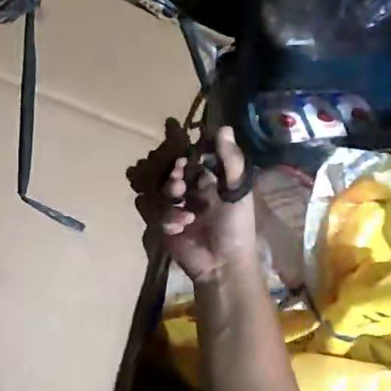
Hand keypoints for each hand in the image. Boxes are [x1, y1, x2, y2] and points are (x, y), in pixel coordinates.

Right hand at [150, 126, 257, 285]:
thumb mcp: (238, 189)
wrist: (223, 263)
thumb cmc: (236, 226)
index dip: (180, 156)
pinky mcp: (161, 225)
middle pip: (166, 173)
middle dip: (171, 175)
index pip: (186, 160)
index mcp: (207, 182)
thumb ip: (230, 159)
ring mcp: (173, 209)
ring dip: (167, 193)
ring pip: (155, 189)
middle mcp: (188, 193)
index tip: (180, 157)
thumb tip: (224, 127)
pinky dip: (166, 217)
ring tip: (179, 200)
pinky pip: (151, 212)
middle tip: (178, 180)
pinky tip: (181, 225)